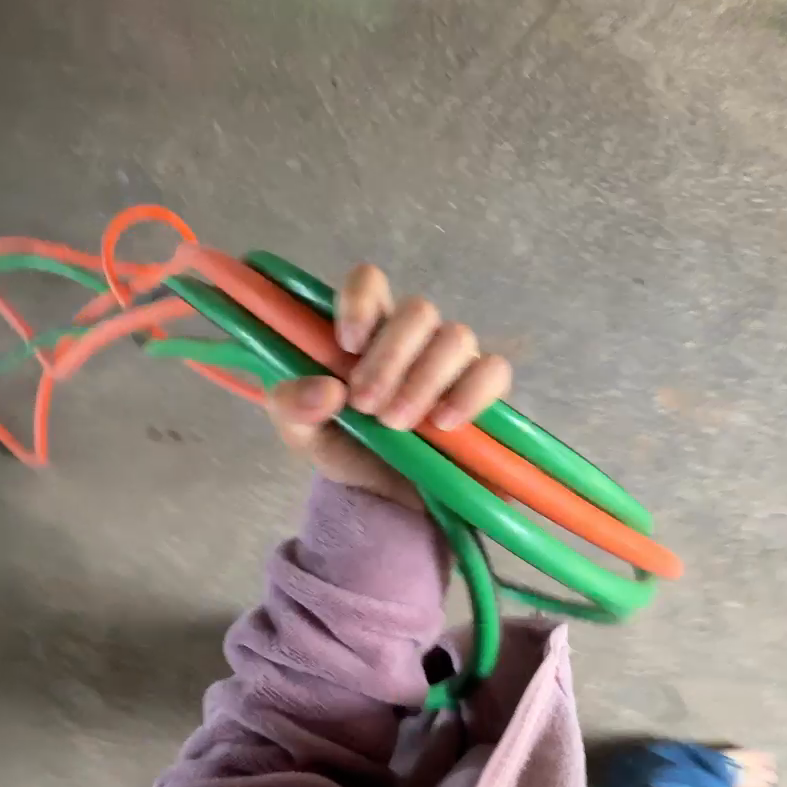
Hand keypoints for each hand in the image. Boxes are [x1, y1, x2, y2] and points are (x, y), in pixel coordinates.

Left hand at [267, 264, 511, 509]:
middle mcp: (414, 338)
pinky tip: (443, 424)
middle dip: (390, 358)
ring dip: (423, 380)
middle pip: (419, 310)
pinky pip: (493, 372)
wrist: (386, 503)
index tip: (347, 345)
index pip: (370, 282)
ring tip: (397, 424)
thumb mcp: (302, 433)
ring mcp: (454, 362)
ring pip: (457, 337)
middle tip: (366, 404)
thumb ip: (293, 406)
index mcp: (367, 332)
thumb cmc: (347, 451)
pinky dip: (469, 394)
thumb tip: (326, 390)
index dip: (362, 301)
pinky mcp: (485, 393)